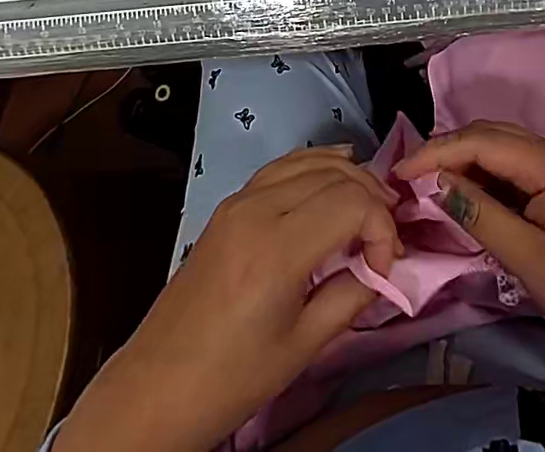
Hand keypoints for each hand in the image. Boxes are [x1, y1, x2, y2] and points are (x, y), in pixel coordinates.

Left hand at [54, 146, 402, 451]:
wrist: (158, 384)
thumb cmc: (232, 378)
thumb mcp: (305, 345)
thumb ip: (353, 295)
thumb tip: (381, 268)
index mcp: (276, 249)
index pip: (352, 202)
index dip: (382, 228)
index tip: (385, 265)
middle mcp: (256, 209)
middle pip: (335, 174)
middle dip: (372, 197)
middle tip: (385, 237)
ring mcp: (239, 200)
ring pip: (309, 160)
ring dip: (348, 175)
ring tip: (372, 206)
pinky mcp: (230, 204)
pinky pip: (282, 166)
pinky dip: (315, 164)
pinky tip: (334, 172)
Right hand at [392, 120, 544, 375]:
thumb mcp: (527, 258)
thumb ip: (478, 215)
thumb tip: (435, 183)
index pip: (478, 141)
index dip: (434, 153)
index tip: (398, 174)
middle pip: (486, 135)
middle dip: (444, 152)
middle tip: (407, 179)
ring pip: (496, 147)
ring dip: (461, 161)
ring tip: (426, 186)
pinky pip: (510, 166)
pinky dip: (481, 175)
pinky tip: (463, 194)